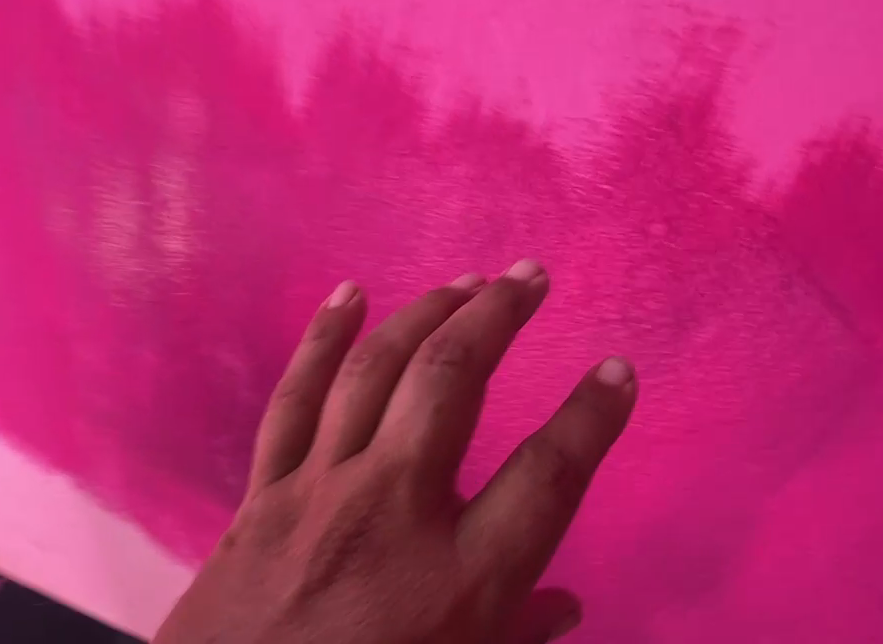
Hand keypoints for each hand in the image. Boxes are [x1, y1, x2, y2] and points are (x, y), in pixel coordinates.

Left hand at [155, 260, 636, 643]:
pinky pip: (293, 398)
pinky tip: (350, 292)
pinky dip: (323, 339)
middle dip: (497, 316)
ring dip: (427, 312)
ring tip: (466, 282)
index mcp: (456, 583)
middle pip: (452, 382)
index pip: (547, 477)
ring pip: (378, 370)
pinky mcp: (264, 493)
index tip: (617, 371)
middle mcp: (391, 513)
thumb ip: (517, 640)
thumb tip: (566, 605)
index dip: (592, 417)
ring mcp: (320, 493)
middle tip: (528, 275)